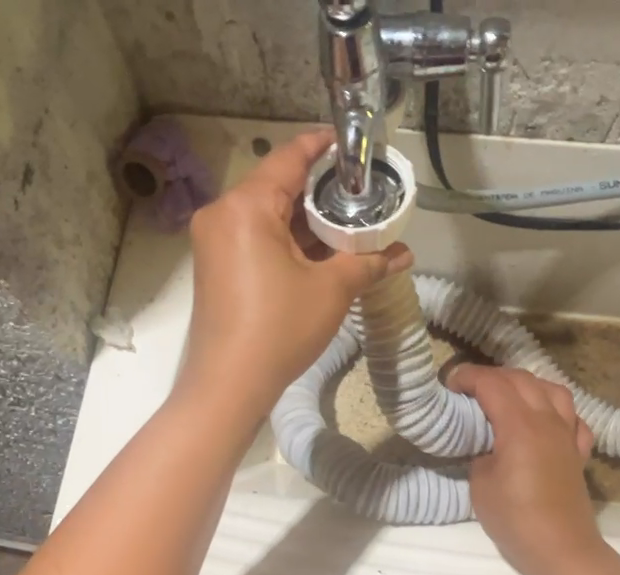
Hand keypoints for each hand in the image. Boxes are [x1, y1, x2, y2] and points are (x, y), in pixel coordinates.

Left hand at [175, 131, 412, 419]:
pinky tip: (321, 251)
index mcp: (246, 206)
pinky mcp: (216, 268)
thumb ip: (368, 262)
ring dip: (305, 221)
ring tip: (349, 223)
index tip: (354, 145)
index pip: (289, 158)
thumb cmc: (279, 329)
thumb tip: (405, 254)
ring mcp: (215, 242)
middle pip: (277, 187)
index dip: (323, 147)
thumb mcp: (331, 291)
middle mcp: (223, 214)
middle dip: (320, 190)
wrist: (229, 384)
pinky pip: (256, 239)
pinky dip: (287, 241)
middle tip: (361, 192)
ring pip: (267, 216)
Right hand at [447, 364, 604, 574]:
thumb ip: (480, 456)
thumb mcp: (480, 486)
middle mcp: (547, 420)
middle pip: (522, 380)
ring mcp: (567, 435)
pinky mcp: (578, 453)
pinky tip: (546, 420)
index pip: (492, 384)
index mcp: (519, 425)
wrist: (560, 548)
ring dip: (527, 384)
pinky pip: (572, 417)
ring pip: (552, 390)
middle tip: (470, 389)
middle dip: (493, 376)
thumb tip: (486, 448)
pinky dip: (556, 410)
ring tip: (509, 396)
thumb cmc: (514, 519)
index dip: (468, 377)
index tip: (449, 383)